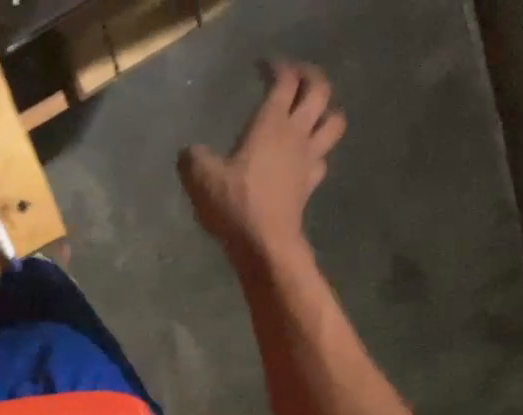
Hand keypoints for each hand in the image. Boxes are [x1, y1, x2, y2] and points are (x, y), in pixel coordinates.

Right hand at [179, 60, 346, 259]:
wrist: (264, 241)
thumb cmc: (233, 204)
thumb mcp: (200, 179)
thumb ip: (193, 159)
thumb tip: (190, 152)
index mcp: (270, 125)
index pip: (283, 82)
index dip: (276, 67)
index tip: (263, 66)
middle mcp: (295, 133)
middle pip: (319, 90)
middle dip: (310, 76)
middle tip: (295, 76)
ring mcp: (307, 158)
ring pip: (333, 120)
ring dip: (326, 109)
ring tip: (312, 112)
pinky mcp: (309, 183)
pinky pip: (322, 158)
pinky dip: (317, 150)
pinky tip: (305, 156)